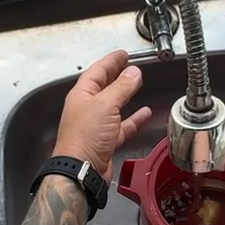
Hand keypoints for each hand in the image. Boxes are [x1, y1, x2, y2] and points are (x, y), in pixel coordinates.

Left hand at [54, 51, 153, 175]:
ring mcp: (95, 125)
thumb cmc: (85, 136)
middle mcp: (87, 108)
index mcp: (82, 95)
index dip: (110, 61)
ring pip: (113, 106)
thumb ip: (121, 87)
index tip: (123, 54)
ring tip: (138, 84)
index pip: (97, 71)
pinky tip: (143, 114)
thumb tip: (133, 72)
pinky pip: (122, 126)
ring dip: (126, 95)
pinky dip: (133, 119)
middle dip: (117, 75)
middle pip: (104, 87)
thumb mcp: (106, 105)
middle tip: (130, 65)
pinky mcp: (105, 141)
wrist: (81, 169)